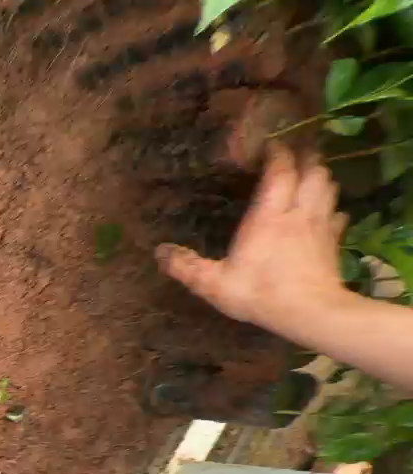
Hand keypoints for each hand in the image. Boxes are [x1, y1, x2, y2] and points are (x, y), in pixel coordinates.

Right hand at [156, 143, 351, 337]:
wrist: (307, 308)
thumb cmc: (255, 292)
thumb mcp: (209, 282)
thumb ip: (184, 265)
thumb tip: (159, 250)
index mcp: (268, 218)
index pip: (280, 174)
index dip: (278, 155)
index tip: (272, 144)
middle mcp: (298, 213)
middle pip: (313, 173)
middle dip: (306, 158)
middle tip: (296, 152)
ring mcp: (321, 224)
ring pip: (328, 186)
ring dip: (320, 175)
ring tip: (310, 173)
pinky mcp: (333, 238)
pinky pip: (336, 212)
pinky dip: (330, 204)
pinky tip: (323, 210)